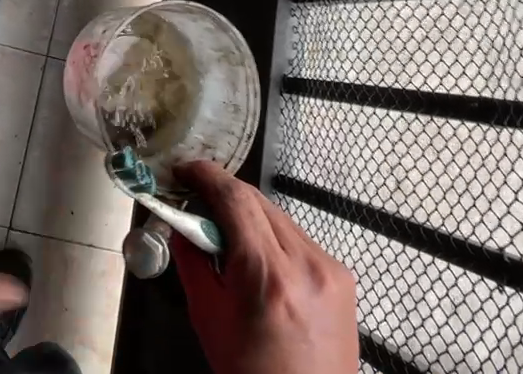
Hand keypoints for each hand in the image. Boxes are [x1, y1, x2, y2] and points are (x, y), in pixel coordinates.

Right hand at [170, 160, 358, 373]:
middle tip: (194, 197)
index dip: (206, 175)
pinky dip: (272, 236)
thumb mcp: (208, 316)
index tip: (183, 169)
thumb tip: (180, 220)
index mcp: (267, 275)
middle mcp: (305, 262)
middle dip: (222, 193)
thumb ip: (192, 261)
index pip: (235, 199)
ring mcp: (330, 267)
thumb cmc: (248, 372)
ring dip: (247, 213)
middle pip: (256, 200)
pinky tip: (258, 256)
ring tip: (224, 231)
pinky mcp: (342, 276)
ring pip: (277, 216)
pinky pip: (298, 238)